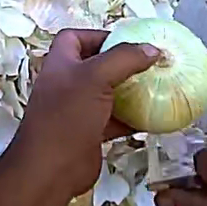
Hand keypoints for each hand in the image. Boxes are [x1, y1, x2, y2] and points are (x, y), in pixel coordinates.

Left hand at [0, 28, 160, 200]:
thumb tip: (153, 49)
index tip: (126, 41)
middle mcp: (67, 83)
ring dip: (130, 90)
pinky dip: (132, 118)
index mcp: (60, 63)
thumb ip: (124, 59)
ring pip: (108, 93)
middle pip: (95, 64)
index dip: (98, 36)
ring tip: (155, 86)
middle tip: (147, 64)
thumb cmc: (67, 115)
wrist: (51, 169)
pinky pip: (115, 119)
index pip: (75, 37)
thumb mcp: (95, 77)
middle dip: (121, 63)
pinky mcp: (90, 132)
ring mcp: (78, 109)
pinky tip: (153, 117)